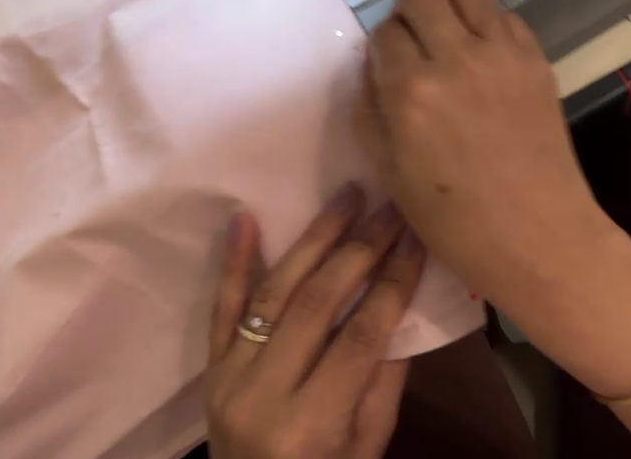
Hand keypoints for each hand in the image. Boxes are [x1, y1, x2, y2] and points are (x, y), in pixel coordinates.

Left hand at [206, 187, 424, 458]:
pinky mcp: (211, 369)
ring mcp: (229, 379)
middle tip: (391, 206)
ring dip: (314, 237)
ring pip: (275, 292)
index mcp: (311, 424)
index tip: (419, 233)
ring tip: (347, 196)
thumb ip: (385, 372)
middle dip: (362, 247)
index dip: (396, 279)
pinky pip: (221, 309)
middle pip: (318, 302)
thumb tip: (405, 293)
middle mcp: (263, 395)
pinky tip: (246, 217)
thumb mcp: (369, 442)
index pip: (362, 333)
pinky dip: (233, 261)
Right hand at [357, 0, 612, 317]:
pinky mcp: (535, 57)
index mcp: (411, 91)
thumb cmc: (455, 220)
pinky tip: (487, 56)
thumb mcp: (390, 172)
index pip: (384, 32)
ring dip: (450, 5)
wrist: (537, 234)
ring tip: (453, 36)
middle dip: (410, 12)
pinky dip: (489, 25)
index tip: (391, 65)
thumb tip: (374, 66)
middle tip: (417, 42)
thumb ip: (370, 110)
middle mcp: (455, 58)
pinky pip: (505, 14)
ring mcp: (501, 53)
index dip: (383, 47)